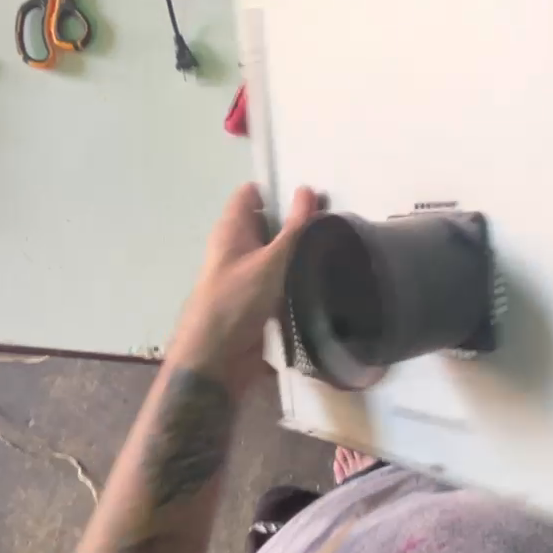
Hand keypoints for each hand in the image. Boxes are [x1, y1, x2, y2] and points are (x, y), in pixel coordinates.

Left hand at [168, 183, 321, 391]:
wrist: (215, 363)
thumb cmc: (236, 303)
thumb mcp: (270, 262)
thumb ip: (293, 229)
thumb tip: (308, 190)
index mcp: (231, 230)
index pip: (252, 194)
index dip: (278, 191)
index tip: (312, 197)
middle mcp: (236, 248)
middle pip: (268, 224)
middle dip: (296, 222)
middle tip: (334, 222)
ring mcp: (246, 275)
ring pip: (276, 253)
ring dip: (299, 252)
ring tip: (337, 248)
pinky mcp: (256, 301)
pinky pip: (280, 280)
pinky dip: (296, 277)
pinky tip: (322, 280)